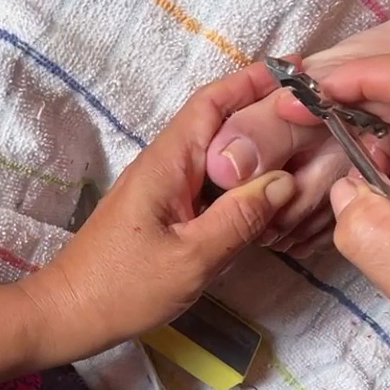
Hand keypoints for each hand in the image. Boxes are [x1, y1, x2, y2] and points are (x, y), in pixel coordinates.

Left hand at [19, 63, 297, 360]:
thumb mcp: (191, 257)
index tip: (302, 74)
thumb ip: (240, 218)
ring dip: (258, 159)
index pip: (213, 102)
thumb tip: (286, 181)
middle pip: (221, 127)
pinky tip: (269, 203)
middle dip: (268, 121)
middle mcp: (165, 166)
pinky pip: (210, 189)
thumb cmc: (123, 288)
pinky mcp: (164, 214)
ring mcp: (163, 189)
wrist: (70, 314)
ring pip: (219, 160)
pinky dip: (239, 190)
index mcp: (167, 162)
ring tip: (307, 159)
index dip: (256, 82)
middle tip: (320, 125)